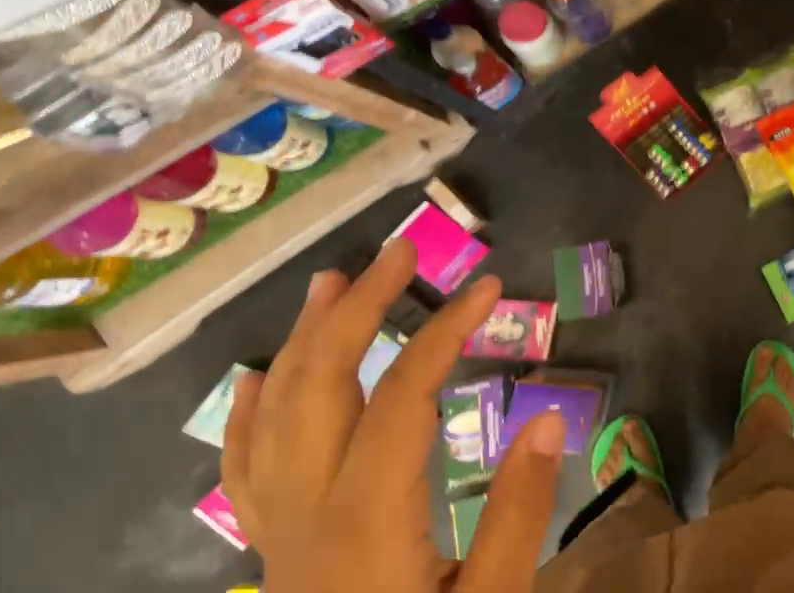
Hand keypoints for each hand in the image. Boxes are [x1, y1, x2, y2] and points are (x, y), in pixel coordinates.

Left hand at [223, 238, 564, 591]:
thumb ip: (517, 512)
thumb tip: (546, 416)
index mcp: (368, 519)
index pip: (401, 399)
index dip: (443, 333)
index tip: (491, 287)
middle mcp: (307, 511)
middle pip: (318, 386)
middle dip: (360, 310)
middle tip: (403, 253)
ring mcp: (279, 526)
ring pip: (273, 413)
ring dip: (306, 338)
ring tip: (337, 282)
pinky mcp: (275, 540)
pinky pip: (246, 462)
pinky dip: (255, 406)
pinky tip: (267, 374)